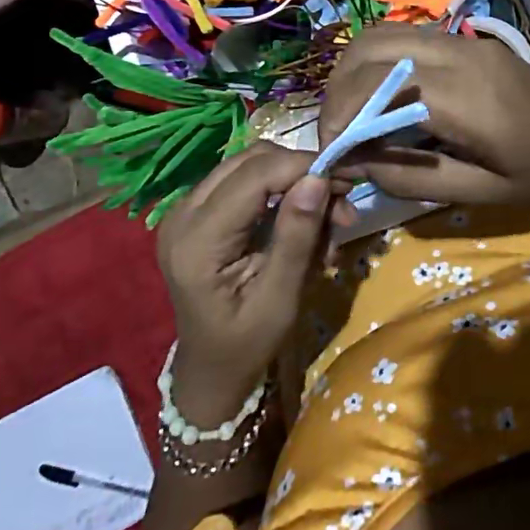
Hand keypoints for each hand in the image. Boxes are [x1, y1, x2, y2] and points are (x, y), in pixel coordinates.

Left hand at [157, 144, 357, 421]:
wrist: (210, 369)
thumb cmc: (247, 344)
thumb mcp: (280, 299)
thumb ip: (296, 236)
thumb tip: (318, 178)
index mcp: (198, 241)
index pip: (255, 175)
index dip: (304, 167)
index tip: (347, 181)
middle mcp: (182, 214)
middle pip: (251, 160)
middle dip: (302, 172)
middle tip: (342, 203)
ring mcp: (184, 210)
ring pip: (249, 163)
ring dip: (293, 179)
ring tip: (327, 217)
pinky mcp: (196, 211)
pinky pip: (243, 180)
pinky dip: (279, 190)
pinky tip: (301, 218)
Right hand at [319, 25, 529, 204]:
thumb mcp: (482, 192)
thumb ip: (411, 178)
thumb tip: (354, 164)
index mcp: (465, 97)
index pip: (375, 88)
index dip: (340, 118)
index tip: (330, 156)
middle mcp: (457, 54)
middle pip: (368, 49)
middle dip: (338, 92)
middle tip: (337, 137)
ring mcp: (463, 41)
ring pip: (382, 35)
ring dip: (353, 73)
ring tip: (353, 119)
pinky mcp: (467, 42)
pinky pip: (404, 39)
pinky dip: (377, 64)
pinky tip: (382, 102)